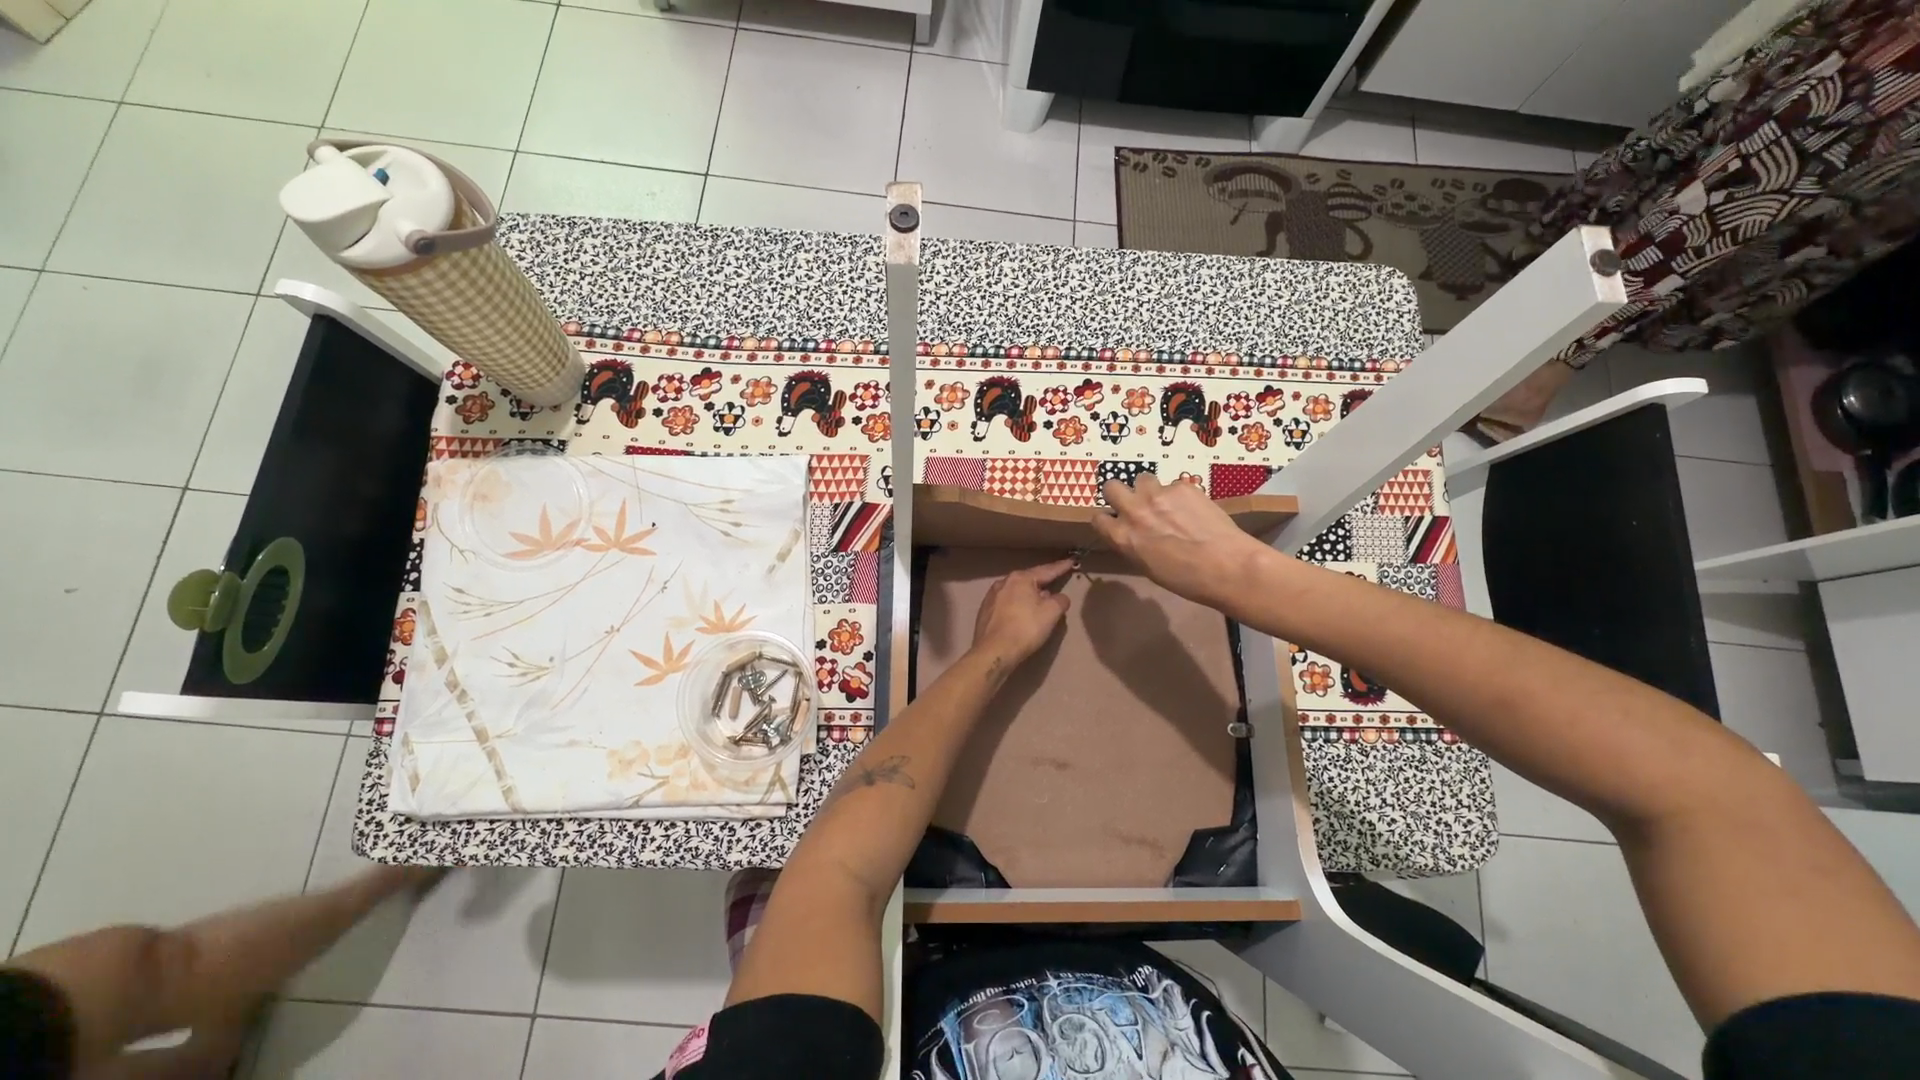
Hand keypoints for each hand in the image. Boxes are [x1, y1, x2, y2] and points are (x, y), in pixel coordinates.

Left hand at [970, 558, 1073, 667]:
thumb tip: (1060, 597)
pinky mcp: (985, 612)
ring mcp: (991, 597)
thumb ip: (1060, 601)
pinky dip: (1016, 607)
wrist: (994, 651)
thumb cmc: (1025, 629)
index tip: (1071, 562)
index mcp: (1020, 579)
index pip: (1046, 571)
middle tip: (1055, 583)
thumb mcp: (1051, 613)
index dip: (1060, 567)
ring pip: (1016, 592)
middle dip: (1042, 583)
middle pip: (1028, 580)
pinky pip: (1006, 604)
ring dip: (1028, 596)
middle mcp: (1003, 583)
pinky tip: (1021, 615)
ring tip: (1039, 602)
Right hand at [1093, 474, 1273, 606]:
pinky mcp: (1183, 486)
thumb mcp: (1149, 568)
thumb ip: (1133, 546)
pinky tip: (1194, 510)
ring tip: (1168, 505)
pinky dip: (1180, 496)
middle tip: (1137, 506)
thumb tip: (1134, 537)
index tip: (1117, 523)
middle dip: (1121, 494)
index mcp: (1123, 537)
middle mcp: (1135, 511)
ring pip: (1143, 480)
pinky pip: (1173, 485)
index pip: (1098, 518)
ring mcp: (1158, 494)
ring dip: (1150, 491)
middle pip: (1112, 487)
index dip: (1108, 520)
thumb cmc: (1186, 579)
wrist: (1227, 566)